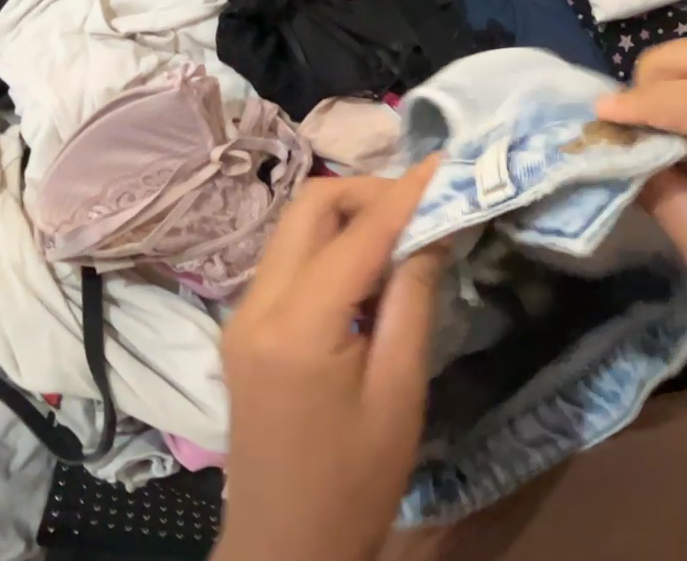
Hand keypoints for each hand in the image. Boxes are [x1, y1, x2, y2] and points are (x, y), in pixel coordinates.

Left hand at [215, 160, 444, 560]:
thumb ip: (413, 298)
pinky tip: (368, 267)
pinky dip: (330, 245)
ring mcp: (242, 314)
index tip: (445, 164)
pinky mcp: (243, 327)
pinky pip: (288, 260)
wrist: (284, 547)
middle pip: (309, 207)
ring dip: (349, 215)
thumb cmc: (355, 481)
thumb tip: (433, 228)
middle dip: (368, 192)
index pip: (358, 232)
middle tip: (422, 206)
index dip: (405, 193)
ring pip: (295, 227)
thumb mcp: (400, 391)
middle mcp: (256, 305)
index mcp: (298, 326)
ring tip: (404, 232)